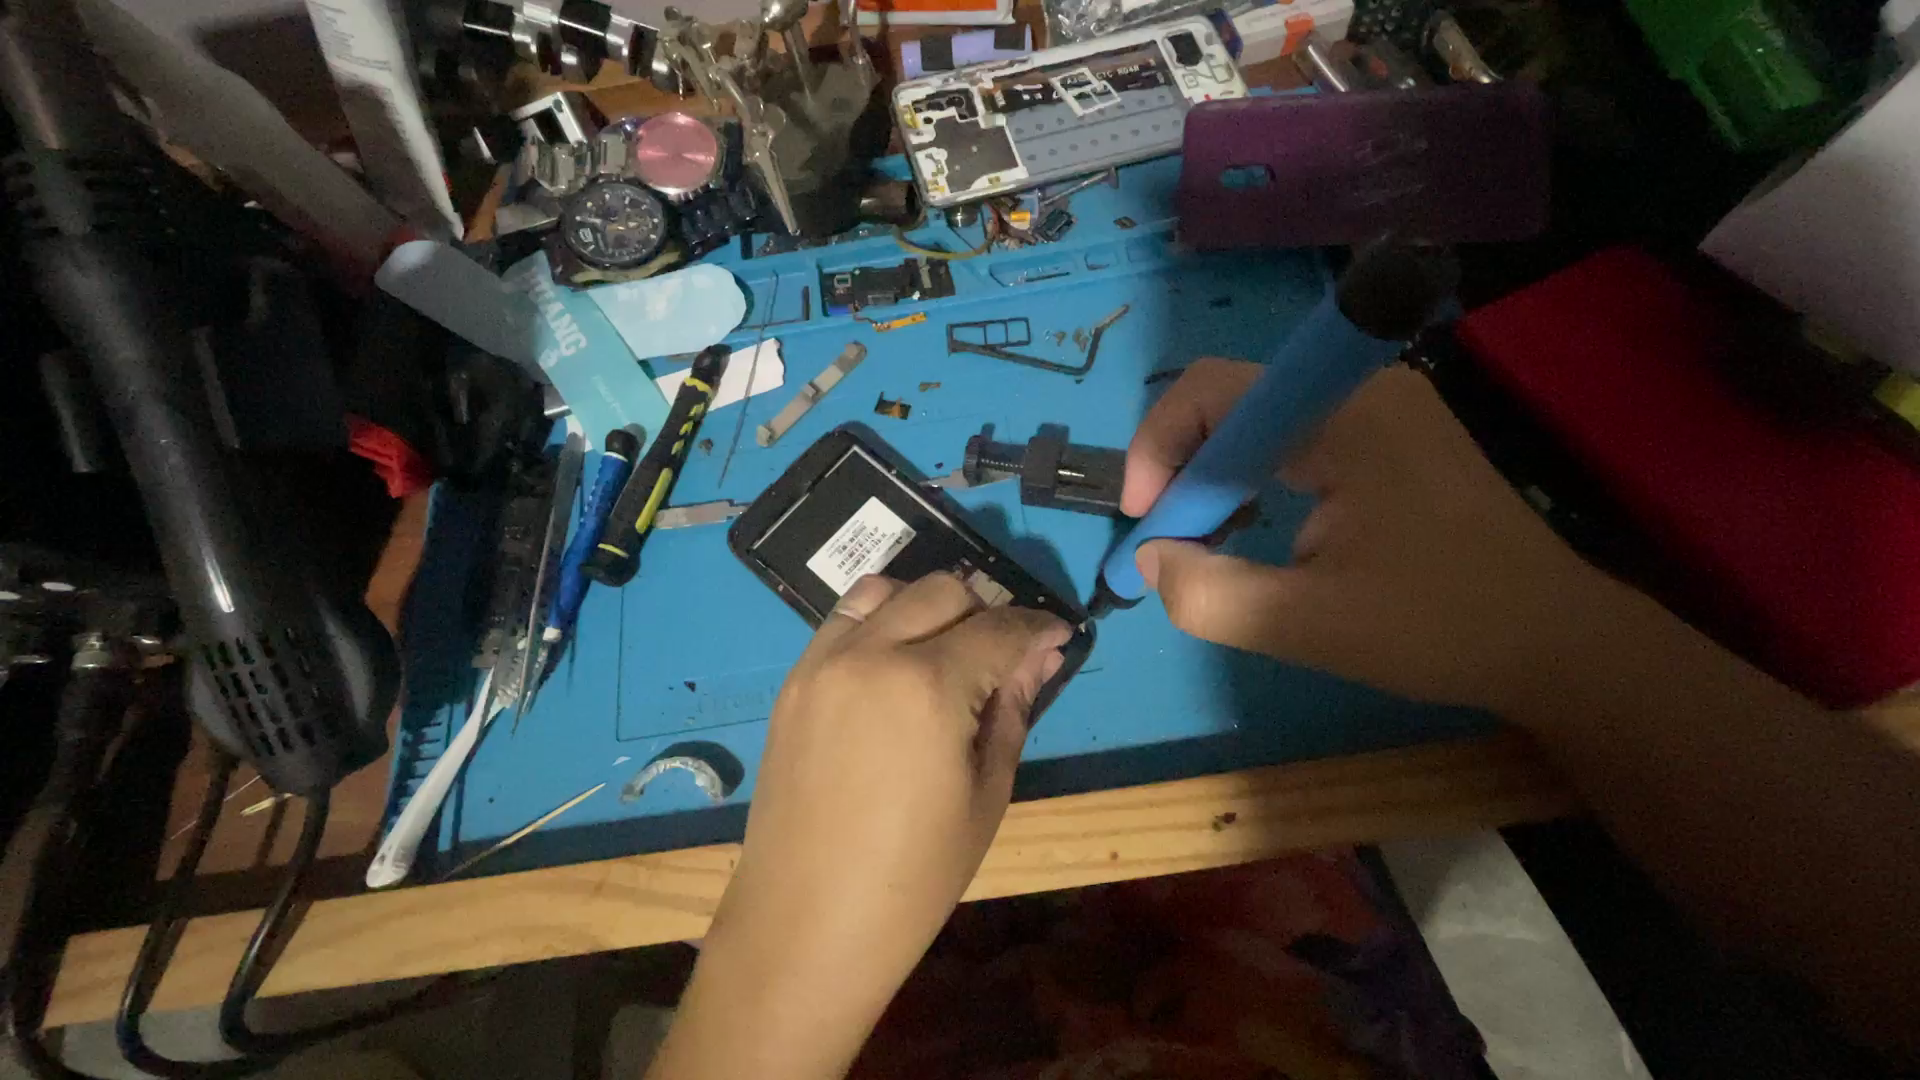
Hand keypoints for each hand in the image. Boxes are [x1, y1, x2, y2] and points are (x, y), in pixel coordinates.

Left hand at [650, 573, 1068, 1079]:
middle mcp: (871, 653)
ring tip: (948, 649)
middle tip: (1004, 654)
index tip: (1058, 636)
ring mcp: (823, 662)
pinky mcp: (794, 680)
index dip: (1037, 628)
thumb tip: (1038, 656)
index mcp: (927, 686)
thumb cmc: (913, 876)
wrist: (806, 923)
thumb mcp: (986, 794)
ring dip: (930, 605)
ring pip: (888, 589)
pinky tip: (897, 661)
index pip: (999, 629)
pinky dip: (881, 619)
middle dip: (986, 611)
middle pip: (943, 590)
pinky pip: (844, 619)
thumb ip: (1012, 708)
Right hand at [1123, 358, 1614, 712]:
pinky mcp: (1389, 433)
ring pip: (1257, 421)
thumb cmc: (1441, 629)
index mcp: (1343, 416)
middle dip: (1182, 468)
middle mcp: (1359, 390)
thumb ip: (1208, 595)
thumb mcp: (1307, 625)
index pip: (1210, 390)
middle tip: (1172, 539)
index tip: (1146, 523)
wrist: (1560, 644)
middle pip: (1230, 401)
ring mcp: (1380, 407)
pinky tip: (1256, 526)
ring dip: (1215, 476)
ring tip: (1208, 540)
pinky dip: (1254, 478)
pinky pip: (1292, 436)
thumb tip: (1149, 559)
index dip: (1156, 449)